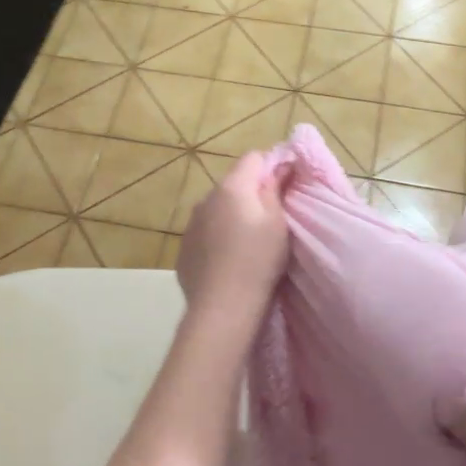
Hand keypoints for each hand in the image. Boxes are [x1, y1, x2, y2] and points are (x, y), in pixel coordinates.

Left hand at [175, 152, 290, 321]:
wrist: (222, 307)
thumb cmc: (258, 260)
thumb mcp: (277, 223)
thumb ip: (276, 189)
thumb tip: (281, 165)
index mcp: (232, 187)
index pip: (253, 158)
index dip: (270, 169)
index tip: (282, 191)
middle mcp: (206, 198)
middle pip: (233, 183)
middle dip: (250, 194)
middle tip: (268, 222)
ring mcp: (191, 223)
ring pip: (217, 208)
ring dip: (231, 217)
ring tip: (246, 245)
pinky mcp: (183, 247)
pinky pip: (205, 232)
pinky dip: (216, 239)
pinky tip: (227, 261)